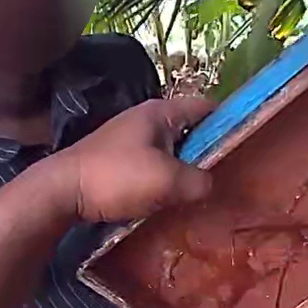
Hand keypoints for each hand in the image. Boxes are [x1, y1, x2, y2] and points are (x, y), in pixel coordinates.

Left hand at [40, 97, 214, 222]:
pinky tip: (168, 201)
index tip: (245, 144)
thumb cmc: (116, 177)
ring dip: (183, 171)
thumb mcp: (167, 180)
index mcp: (160, 112)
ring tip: (200, 193)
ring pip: (168, 153)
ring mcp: (127, 141)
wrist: (61, 192)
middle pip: (188, 132)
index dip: (228, 121)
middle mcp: (144, 120)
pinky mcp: (115, 163)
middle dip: (206, 152)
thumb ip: (198, 181)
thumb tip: (210, 185)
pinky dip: (162, 181)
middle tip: (226, 176)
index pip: (205, 107)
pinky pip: (150, 168)